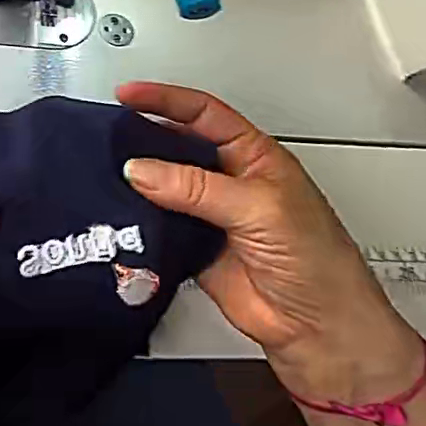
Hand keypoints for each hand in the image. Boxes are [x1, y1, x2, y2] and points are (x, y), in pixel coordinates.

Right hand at [115, 82, 424, 403]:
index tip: (128, 95)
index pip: (202, 113)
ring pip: (157, 181)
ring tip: (105, 170)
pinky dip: (131, 213)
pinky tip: (118, 209)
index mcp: (253, 156)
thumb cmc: (320, 266)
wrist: (317, 330)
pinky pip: (150, 219)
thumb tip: (140, 169)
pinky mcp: (187, 240)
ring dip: (133, 177)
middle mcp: (226, 178)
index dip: (164, 99)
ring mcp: (204, 210)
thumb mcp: (261, 209)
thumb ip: (197, 186)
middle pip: (173, 143)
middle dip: (140, 135)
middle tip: (108, 135)